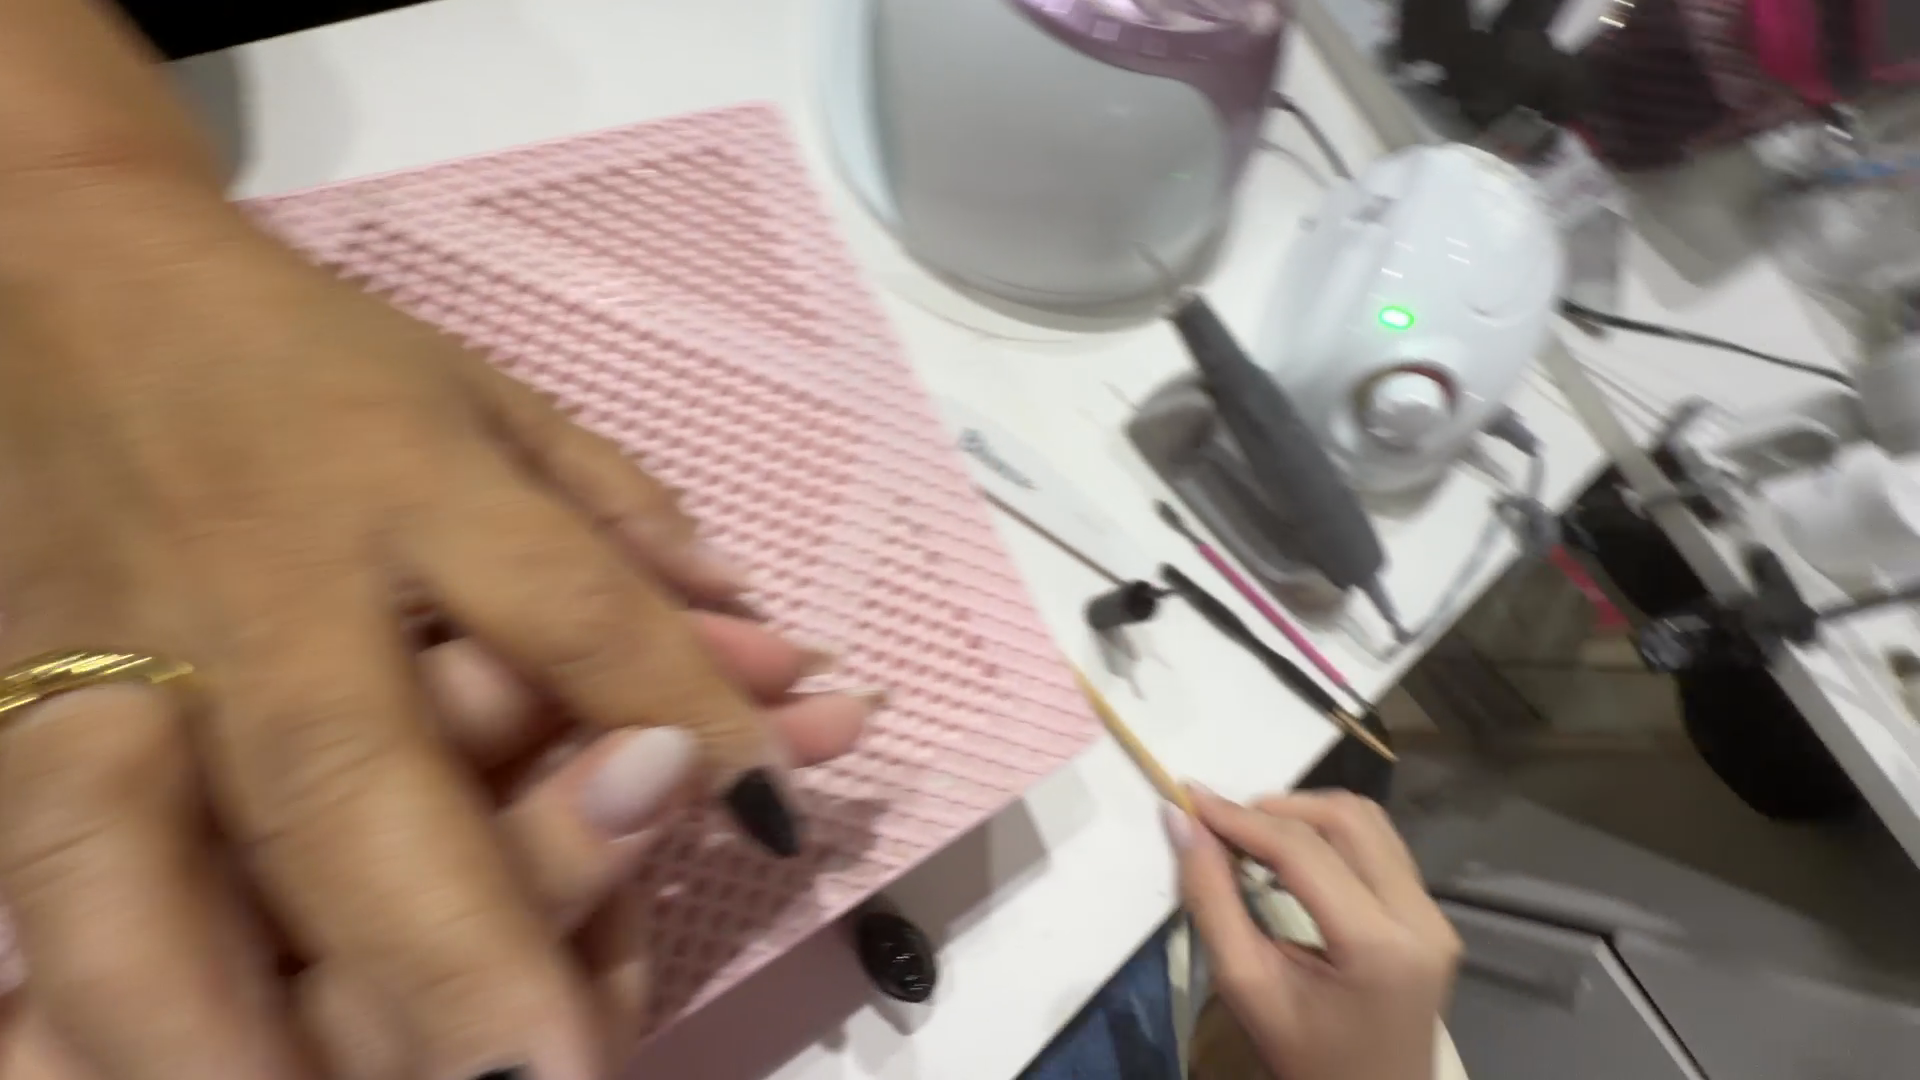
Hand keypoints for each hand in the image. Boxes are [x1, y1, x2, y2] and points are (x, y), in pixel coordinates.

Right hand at [0, 211, 813, 1079]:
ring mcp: (97, 682)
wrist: (55, 291)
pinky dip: (93, 1027)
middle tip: (564, 1070)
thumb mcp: (505, 405)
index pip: (578, 613)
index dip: (690, 705)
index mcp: (408, 488)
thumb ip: (632, 518)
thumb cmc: (327, 356)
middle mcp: (261, 601)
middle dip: (471, 935)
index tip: (782, 800)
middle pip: (368, 784)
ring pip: (157, 894)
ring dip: (263, 1041)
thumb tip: (760, 619)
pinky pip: (35, 912)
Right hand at [1171, 789, 1462, 1079]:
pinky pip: (1377, 841)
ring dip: (1301, 813)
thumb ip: (1210, 896)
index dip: (1240, 817)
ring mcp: (1432, 913)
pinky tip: (1293, 854)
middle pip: (1341, 818)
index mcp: (1379, 945)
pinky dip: (1326, 831)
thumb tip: (1180, 820)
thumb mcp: (1245, 983)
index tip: (1190, 799)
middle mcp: (1419, 917)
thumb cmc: (1304, 1057)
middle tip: (1223, 826)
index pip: (1301, 850)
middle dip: (1273, 809)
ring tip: (1255, 838)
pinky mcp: (1429, 912)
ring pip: (1362, 820)